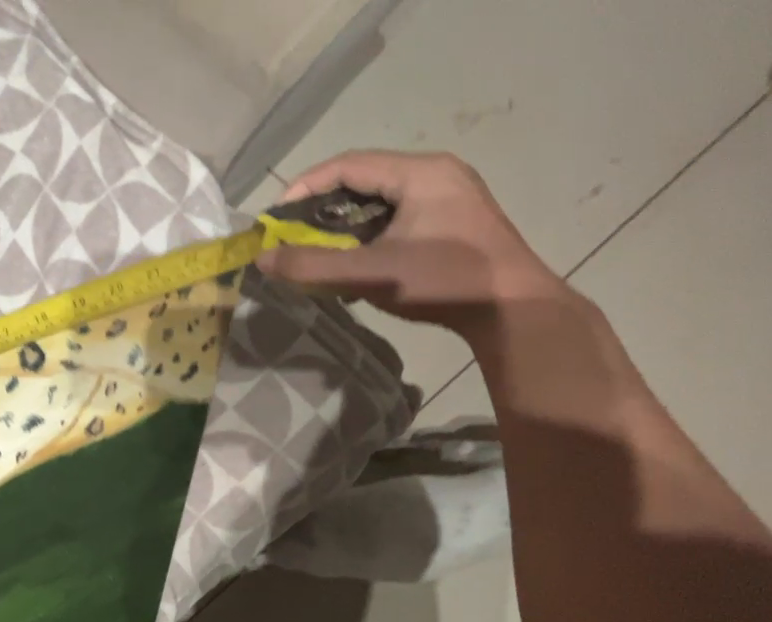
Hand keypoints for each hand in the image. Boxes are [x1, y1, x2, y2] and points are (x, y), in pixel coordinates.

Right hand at [256, 151, 571, 340]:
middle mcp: (435, 173)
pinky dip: (363, 232)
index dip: (303, 188)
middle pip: (361, 179)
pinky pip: (393, 214)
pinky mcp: (450, 217)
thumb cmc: (441, 281)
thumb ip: (310, 265)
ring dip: (340, 223)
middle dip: (319, 208)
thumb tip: (261, 258)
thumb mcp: (368, 274)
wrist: (509, 308)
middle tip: (290, 237)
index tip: (274, 220)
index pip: (348, 165)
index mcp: (420, 173)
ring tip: (316, 251)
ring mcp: (447, 194)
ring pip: (376, 198)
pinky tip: (351, 259)